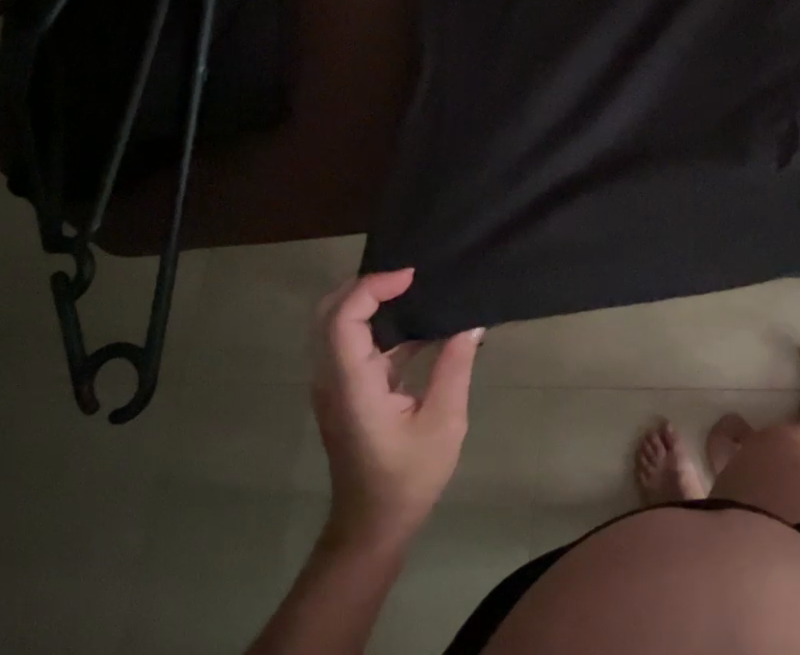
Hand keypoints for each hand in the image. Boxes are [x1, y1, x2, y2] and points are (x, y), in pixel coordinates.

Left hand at [311, 269, 482, 551]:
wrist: (374, 523)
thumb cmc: (409, 476)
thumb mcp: (444, 421)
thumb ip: (454, 367)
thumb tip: (471, 323)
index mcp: (352, 385)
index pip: (344, 318)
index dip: (373, 287)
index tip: (412, 276)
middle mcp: (331, 379)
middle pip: (329, 314)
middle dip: (364, 285)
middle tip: (408, 275)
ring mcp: (333, 387)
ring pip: (335, 327)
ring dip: (367, 302)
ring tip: (413, 289)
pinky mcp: (344, 393)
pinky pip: (351, 345)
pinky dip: (376, 325)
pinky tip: (417, 325)